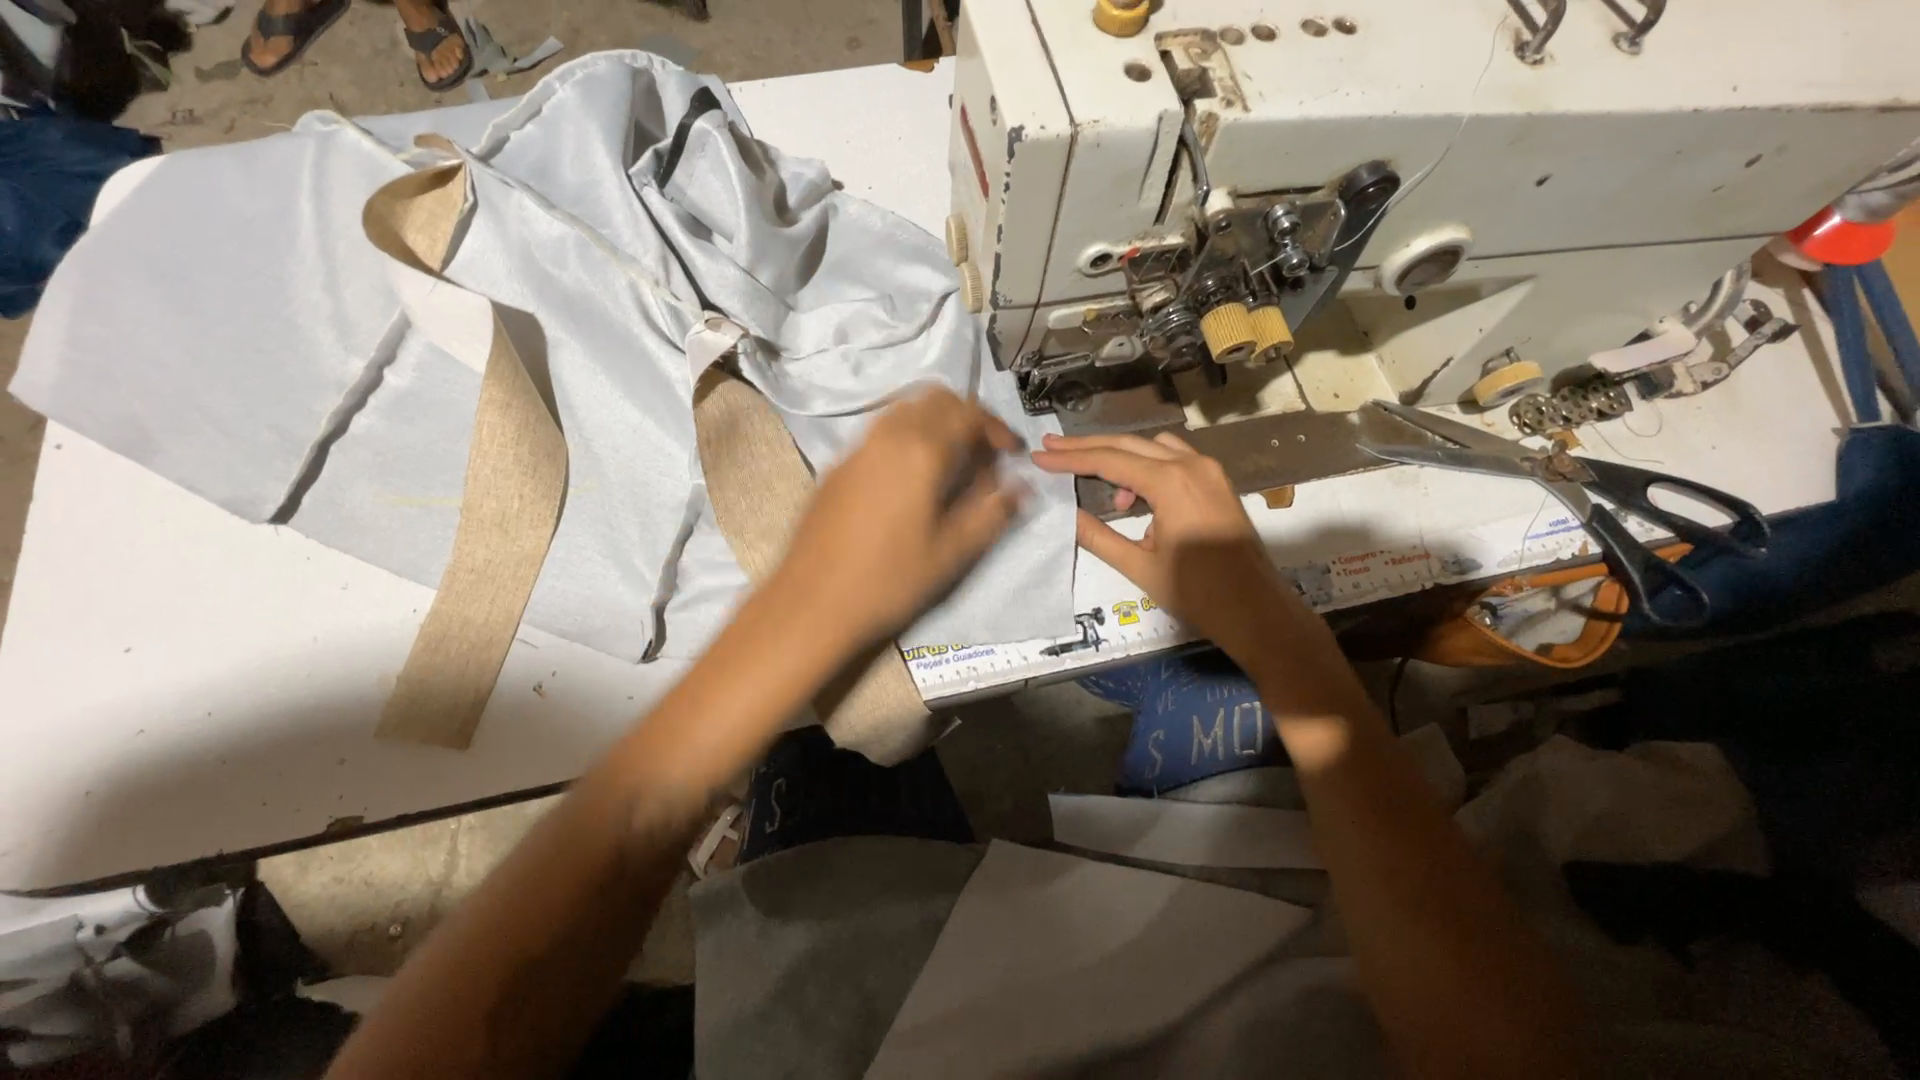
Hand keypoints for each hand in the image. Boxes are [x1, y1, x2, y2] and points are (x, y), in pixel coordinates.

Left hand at [776, 386, 1023, 646]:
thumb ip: (992, 512)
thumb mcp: (953, 553)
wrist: (811, 603)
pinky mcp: (836, 467)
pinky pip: (879, 433)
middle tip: (982, 454)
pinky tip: (910, 481)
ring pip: (903, 411)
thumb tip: (1021, 485)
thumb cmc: (889, 581)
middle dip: (966, 417)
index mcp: (921, 450)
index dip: (997, 428)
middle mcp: (887, 436)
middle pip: (934, 398)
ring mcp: (855, 449)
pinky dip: (906, 438)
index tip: (1011, 454)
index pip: (969, 412)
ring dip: (934, 424)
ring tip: (950, 465)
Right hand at [1030, 432, 1295, 655]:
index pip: (1109, 461)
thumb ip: (1098, 536)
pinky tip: (1133, 497)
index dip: (1070, 459)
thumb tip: (1066, 514)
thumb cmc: (1197, 593)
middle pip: (1128, 445)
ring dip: (1119, 457)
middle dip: (1087, 446)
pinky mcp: (1216, 483)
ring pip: (1152, 447)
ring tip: (1090, 478)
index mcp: (1171, 483)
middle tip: (1051, 446)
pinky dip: (1147, 466)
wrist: (1255, 610)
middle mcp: (1191, 465)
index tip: (1039, 457)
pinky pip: (1174, 459)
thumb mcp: (1138, 567)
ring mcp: (1209, 471)